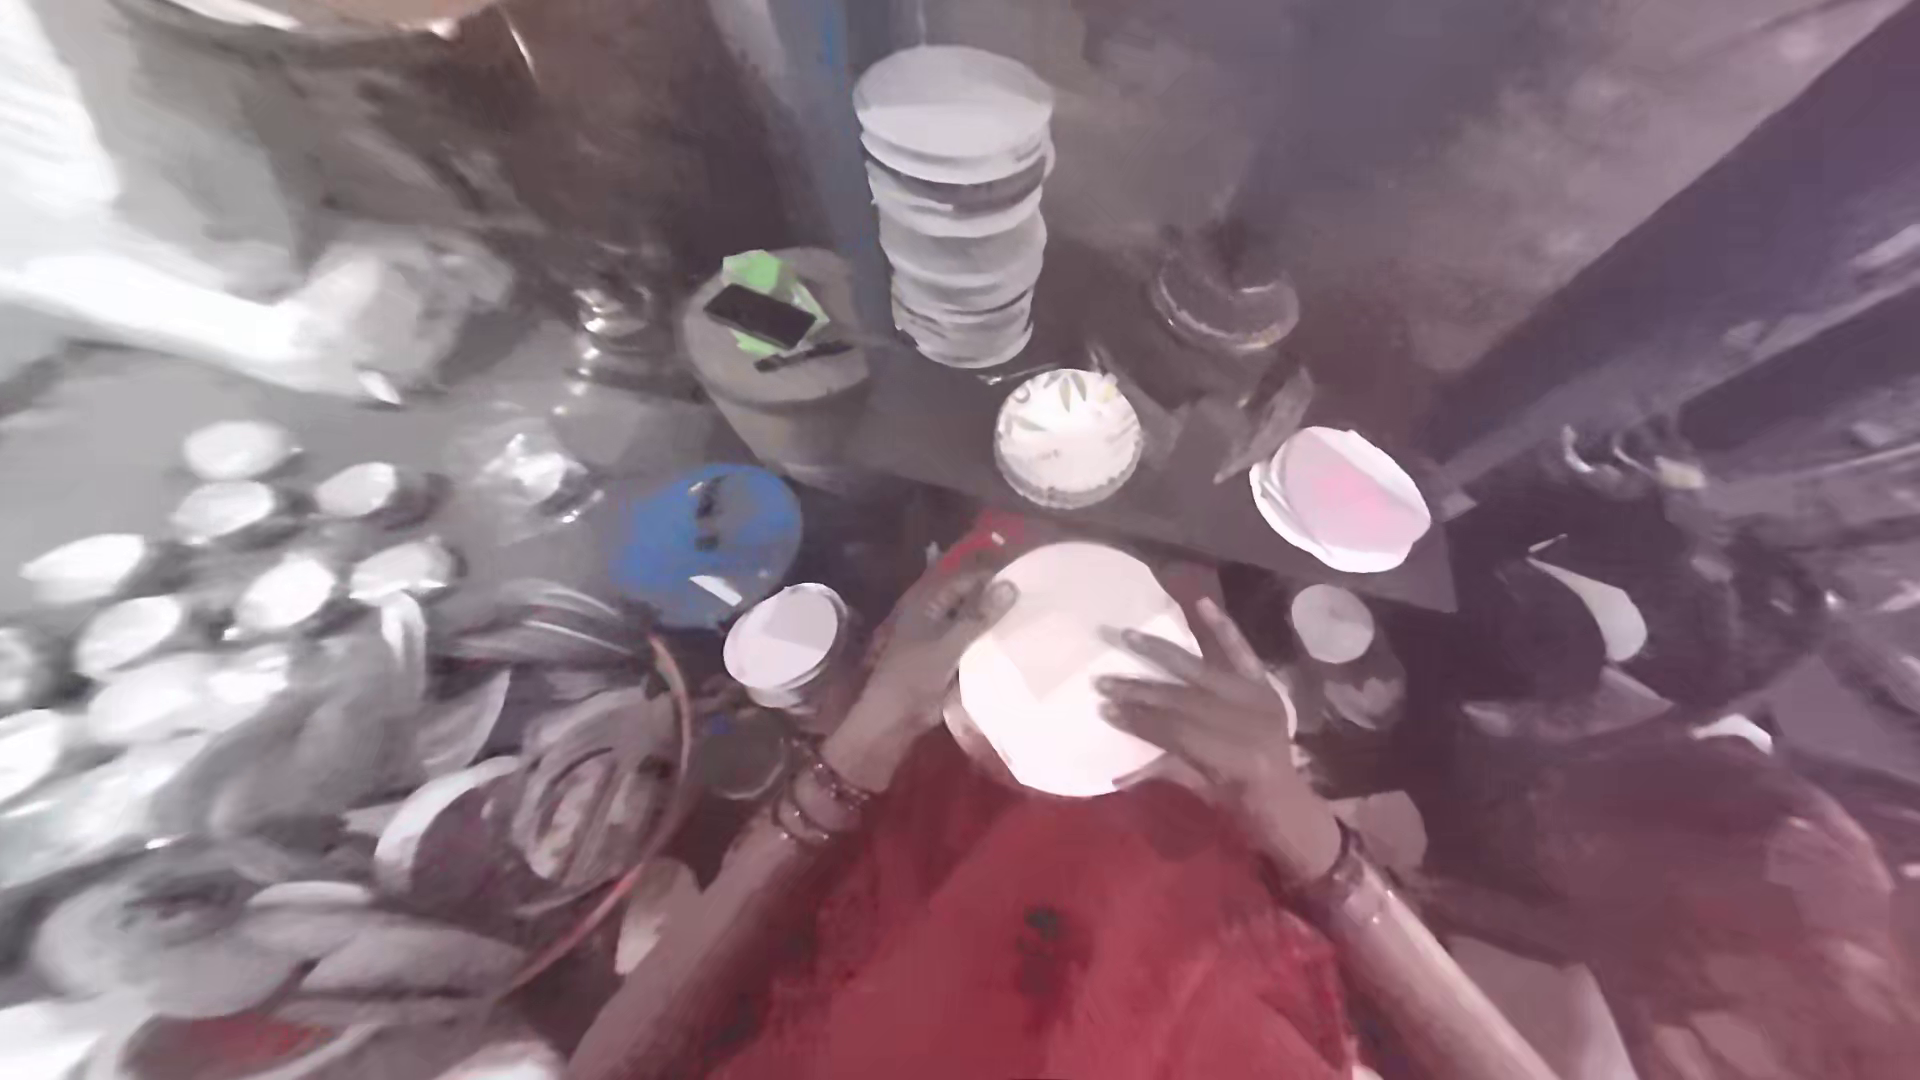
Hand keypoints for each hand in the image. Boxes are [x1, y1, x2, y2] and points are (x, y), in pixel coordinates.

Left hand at [861, 565, 1018, 721]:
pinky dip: (991, 648)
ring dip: (995, 627)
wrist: (895, 720)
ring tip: (1032, 622)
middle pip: (971, 604)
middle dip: (996, 604)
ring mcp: (944, 642)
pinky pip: (976, 650)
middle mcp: (937, 619)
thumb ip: (978, 617)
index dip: (990, 580)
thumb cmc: (914, 675)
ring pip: (975, 628)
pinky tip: (1018, 648)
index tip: (1023, 580)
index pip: (964, 583)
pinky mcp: (951, 664)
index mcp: (928, 606)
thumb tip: (1011, 586)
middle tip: (1033, 602)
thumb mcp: (948, 644)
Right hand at [1097, 597, 1298, 806]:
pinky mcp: (1263, 683)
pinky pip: (1241, 650)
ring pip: (1200, 670)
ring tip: (1126, 636)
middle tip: (1104, 679)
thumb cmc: (1239, 803)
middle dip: (1140, 688)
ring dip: (1160, 653)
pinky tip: (1200, 603)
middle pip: (1183, 697)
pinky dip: (1222, 626)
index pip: (1175, 730)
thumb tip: (1115, 769)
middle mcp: (1250, 721)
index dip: (1139, 720)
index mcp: (1237, 757)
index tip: (1105, 709)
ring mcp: (1257, 697)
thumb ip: (1163, 768)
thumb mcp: (1200, 790)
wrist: (1288, 799)